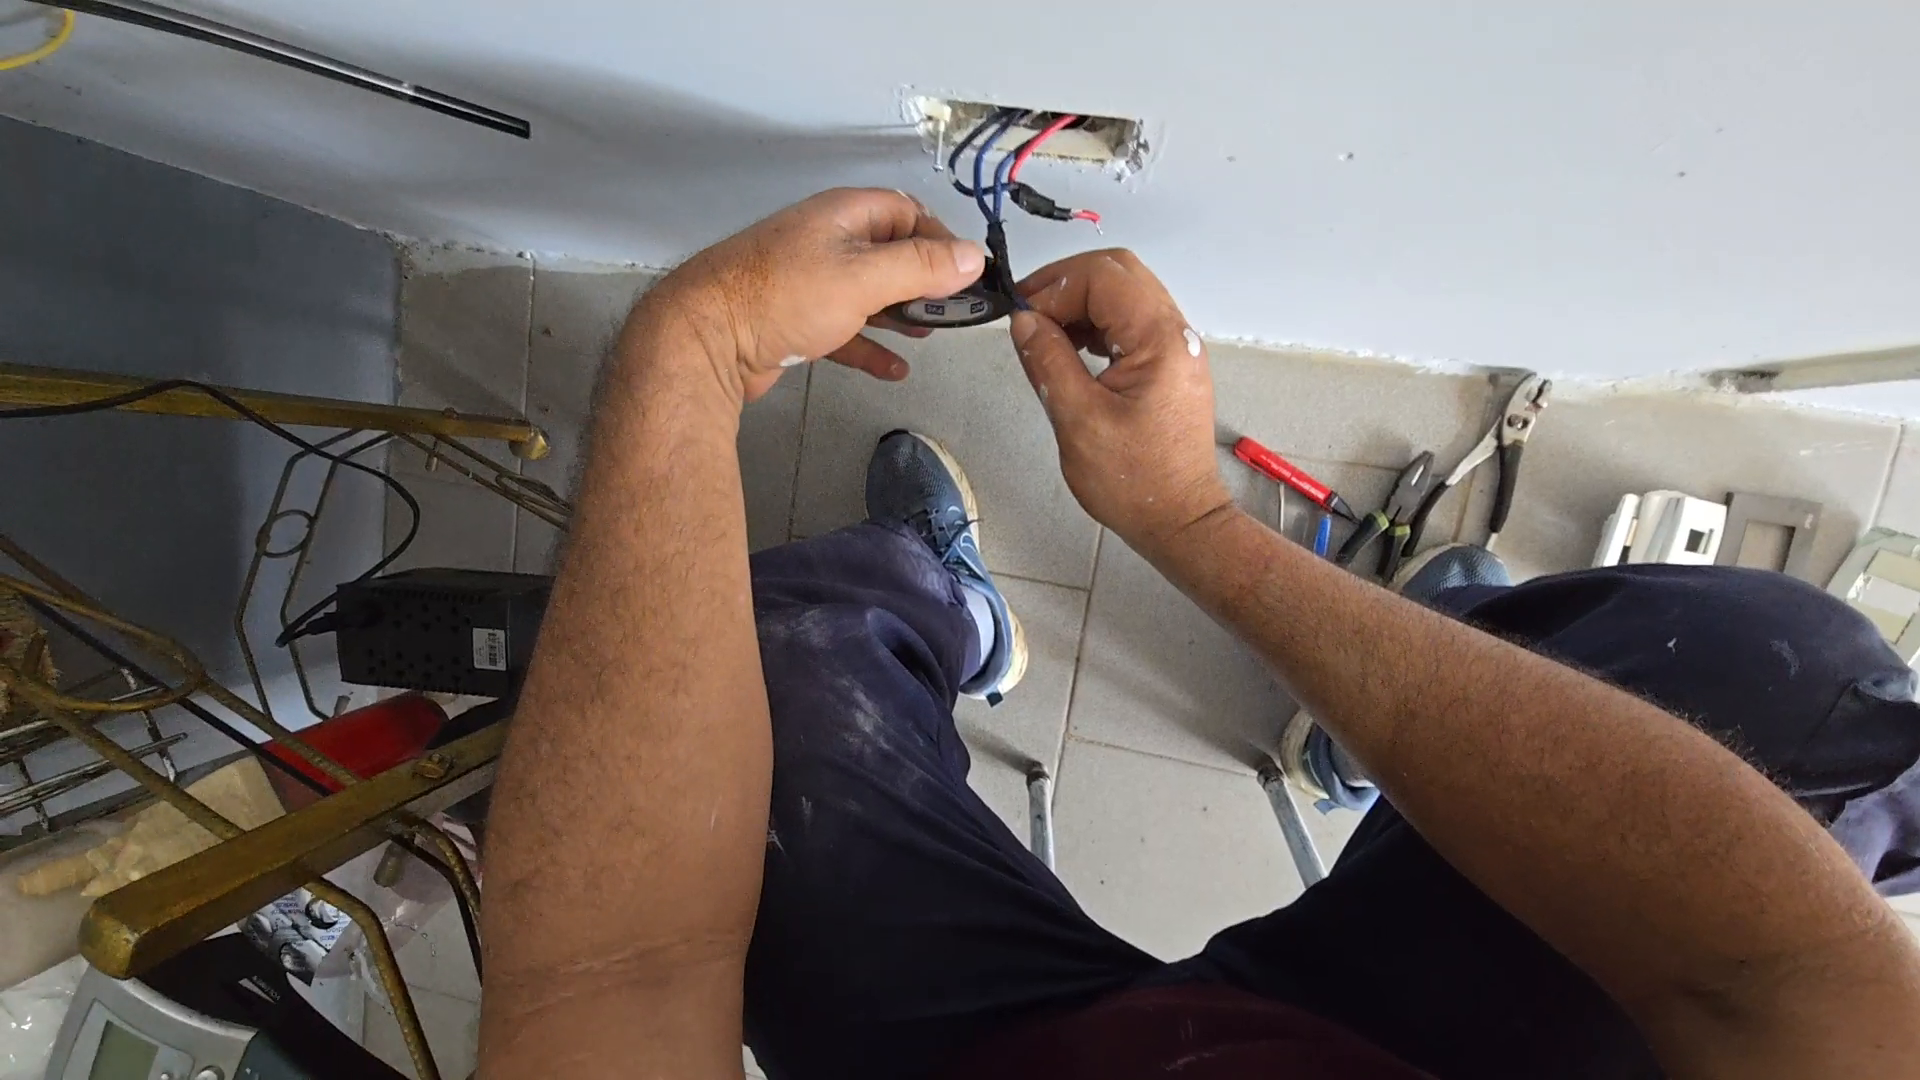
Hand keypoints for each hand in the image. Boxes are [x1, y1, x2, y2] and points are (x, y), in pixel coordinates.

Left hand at [632, 188, 984, 403]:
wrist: (707, 340)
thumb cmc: (785, 297)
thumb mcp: (863, 278)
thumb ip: (921, 267)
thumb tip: (974, 257)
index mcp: (843, 216)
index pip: (906, 213)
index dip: (940, 240)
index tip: (965, 275)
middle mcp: (827, 242)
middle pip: (890, 254)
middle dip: (924, 282)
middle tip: (953, 311)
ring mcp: (810, 284)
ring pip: (870, 295)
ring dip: (901, 315)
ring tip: (929, 335)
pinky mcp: (798, 322)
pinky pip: (847, 331)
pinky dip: (871, 348)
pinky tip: (894, 369)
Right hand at [1009, 250, 1232, 552]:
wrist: (1178, 519)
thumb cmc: (1130, 480)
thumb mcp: (1077, 421)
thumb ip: (1048, 361)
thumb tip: (1022, 320)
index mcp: (1158, 340)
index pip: (1103, 276)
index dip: (1054, 286)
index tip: (1020, 318)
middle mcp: (1175, 332)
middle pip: (1119, 272)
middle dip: (1066, 284)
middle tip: (1027, 315)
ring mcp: (1175, 347)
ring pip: (1126, 293)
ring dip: (1080, 302)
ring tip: (1044, 333)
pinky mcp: (1168, 364)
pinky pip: (1131, 321)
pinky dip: (1096, 323)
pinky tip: (1071, 348)